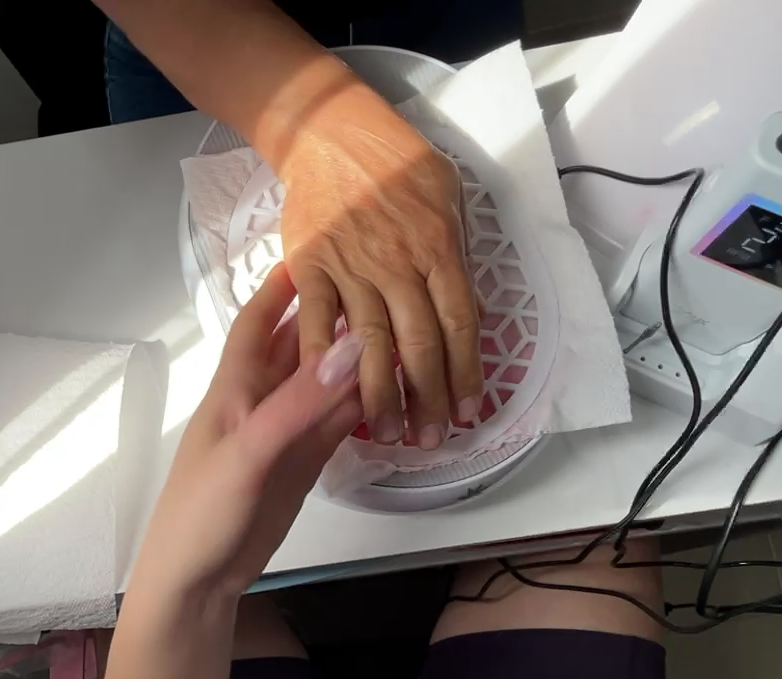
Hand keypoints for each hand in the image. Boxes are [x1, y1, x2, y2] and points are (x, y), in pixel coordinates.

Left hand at [128, 265, 364, 606]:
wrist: (200, 580)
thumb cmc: (203, 513)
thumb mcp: (247, 453)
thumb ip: (297, 404)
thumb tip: (349, 347)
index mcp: (234, 387)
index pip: (257, 322)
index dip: (281, 286)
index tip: (317, 251)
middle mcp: (261, 402)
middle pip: (301, 347)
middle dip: (334, 318)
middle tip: (382, 289)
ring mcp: (284, 434)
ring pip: (325, 386)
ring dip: (356, 363)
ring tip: (403, 333)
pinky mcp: (302, 464)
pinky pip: (335, 424)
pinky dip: (361, 407)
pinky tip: (391, 390)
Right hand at [277, 84, 482, 450]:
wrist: (332, 135)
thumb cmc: (397, 163)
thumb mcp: (447, 194)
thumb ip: (456, 253)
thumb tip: (466, 312)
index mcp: (439, 247)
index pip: (459, 324)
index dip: (465, 375)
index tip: (468, 413)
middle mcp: (399, 264)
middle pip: (419, 345)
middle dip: (428, 399)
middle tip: (431, 440)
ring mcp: (352, 270)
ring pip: (372, 345)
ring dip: (381, 396)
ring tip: (390, 434)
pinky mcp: (312, 271)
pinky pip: (320, 324)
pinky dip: (325, 363)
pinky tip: (332, 398)